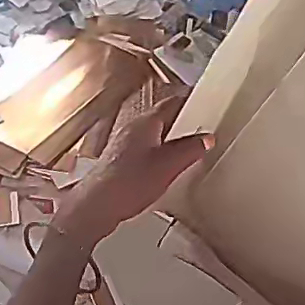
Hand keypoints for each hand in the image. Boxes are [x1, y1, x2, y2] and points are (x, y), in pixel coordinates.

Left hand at [55, 94, 212, 245]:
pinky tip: (164, 169)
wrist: (98, 205)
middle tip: (196, 124)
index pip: (170, 102)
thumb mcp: (170, 164)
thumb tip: (205, 139)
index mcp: (145, 123)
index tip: (197, 98)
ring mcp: (124, 146)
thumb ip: (191, 148)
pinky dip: (158, 155)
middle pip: (160, 118)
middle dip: (179, 121)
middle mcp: (132, 130)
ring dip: (169, 139)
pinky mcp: (119, 163)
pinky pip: (144, 152)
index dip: (186, 99)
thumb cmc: (127, 182)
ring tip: (185, 148)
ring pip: (152, 136)